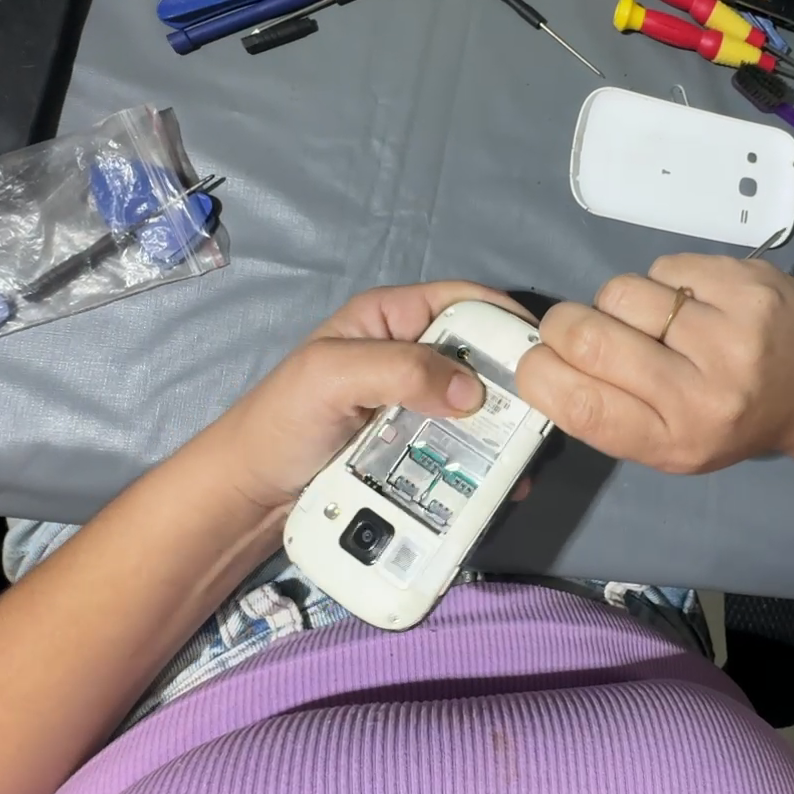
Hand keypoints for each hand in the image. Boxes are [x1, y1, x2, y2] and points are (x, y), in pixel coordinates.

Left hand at [206, 281, 535, 516]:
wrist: (251, 493)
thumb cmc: (283, 421)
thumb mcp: (332, 378)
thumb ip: (399, 370)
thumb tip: (473, 392)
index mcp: (390, 318)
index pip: (462, 300)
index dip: (504, 317)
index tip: (543, 348)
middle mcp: (410, 353)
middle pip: (479, 353)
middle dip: (513, 378)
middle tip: (543, 408)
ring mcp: (416, 399)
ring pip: (478, 400)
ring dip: (505, 423)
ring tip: (529, 452)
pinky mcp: (418, 438)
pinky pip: (464, 438)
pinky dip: (487, 454)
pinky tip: (503, 476)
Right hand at [518, 253, 793, 473]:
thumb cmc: (735, 422)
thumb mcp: (671, 445)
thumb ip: (611, 411)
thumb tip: (543, 359)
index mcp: (675, 441)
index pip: (577, 402)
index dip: (540, 372)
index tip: (543, 361)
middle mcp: (705, 392)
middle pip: (588, 335)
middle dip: (565, 325)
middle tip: (581, 328)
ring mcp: (732, 332)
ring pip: (621, 292)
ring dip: (619, 302)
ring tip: (651, 319)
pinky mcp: (749, 284)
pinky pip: (664, 267)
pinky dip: (663, 281)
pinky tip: (690, 301)